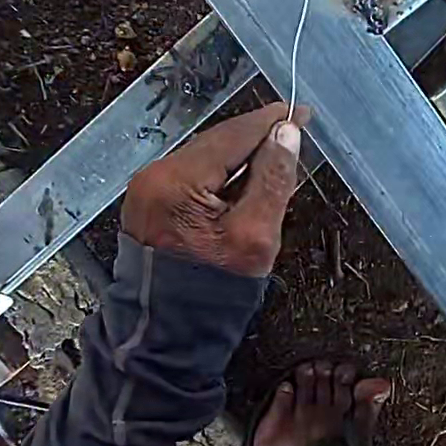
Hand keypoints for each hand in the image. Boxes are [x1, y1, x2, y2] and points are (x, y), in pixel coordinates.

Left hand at [122, 103, 310, 276]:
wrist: (169, 333)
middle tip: (292, 133)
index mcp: (175, 181)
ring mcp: (146, 190)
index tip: (298, 112)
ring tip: (273, 159)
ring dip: (240, 157)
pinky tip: (244, 181)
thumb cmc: (215, 290)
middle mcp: (153, 176)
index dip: (268, 122)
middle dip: (255, 139)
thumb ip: (273, 180)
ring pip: (205, 159)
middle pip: (216, 144)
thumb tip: (286, 133)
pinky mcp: (149, 203)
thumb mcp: (256, 235)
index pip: (232, 137)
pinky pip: (193, 176)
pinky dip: (221, 175)